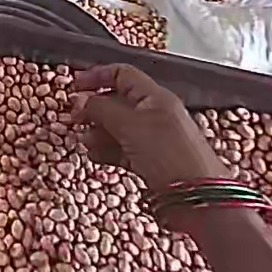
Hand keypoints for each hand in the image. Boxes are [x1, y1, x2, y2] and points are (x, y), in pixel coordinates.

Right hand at [69, 64, 228, 187]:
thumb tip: (80, 100)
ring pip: (117, 127)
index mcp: (154, 97)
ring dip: (97, 131)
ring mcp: (153, 138)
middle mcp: (154, 113)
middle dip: (93, 108)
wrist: (198, 197)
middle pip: (116, 101)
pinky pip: (123, 148)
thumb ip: (100, 108)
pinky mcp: (150, 160)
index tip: (74, 86)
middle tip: (74, 118)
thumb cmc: (165, 152)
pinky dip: (107, 149)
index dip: (96, 76)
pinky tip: (95, 155)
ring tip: (84, 140)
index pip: (122, 74)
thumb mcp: (129, 124)